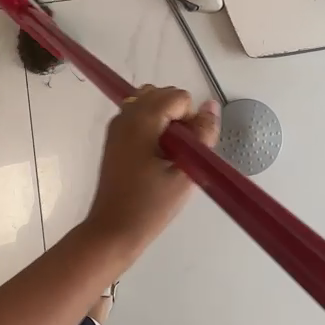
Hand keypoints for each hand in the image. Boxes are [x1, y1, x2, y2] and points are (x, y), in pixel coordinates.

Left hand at [81, 86, 218, 261]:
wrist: (113, 231)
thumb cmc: (151, 205)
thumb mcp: (186, 171)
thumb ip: (203, 134)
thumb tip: (211, 105)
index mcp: (142, 119)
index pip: (179, 97)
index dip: (191, 120)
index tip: (187, 149)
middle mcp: (126, 115)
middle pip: (163, 93)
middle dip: (179, 116)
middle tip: (180, 153)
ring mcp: (117, 126)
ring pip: (150, 102)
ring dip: (166, 119)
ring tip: (169, 153)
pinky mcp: (114, 138)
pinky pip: (139, 115)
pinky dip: (153, 125)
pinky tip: (155, 156)